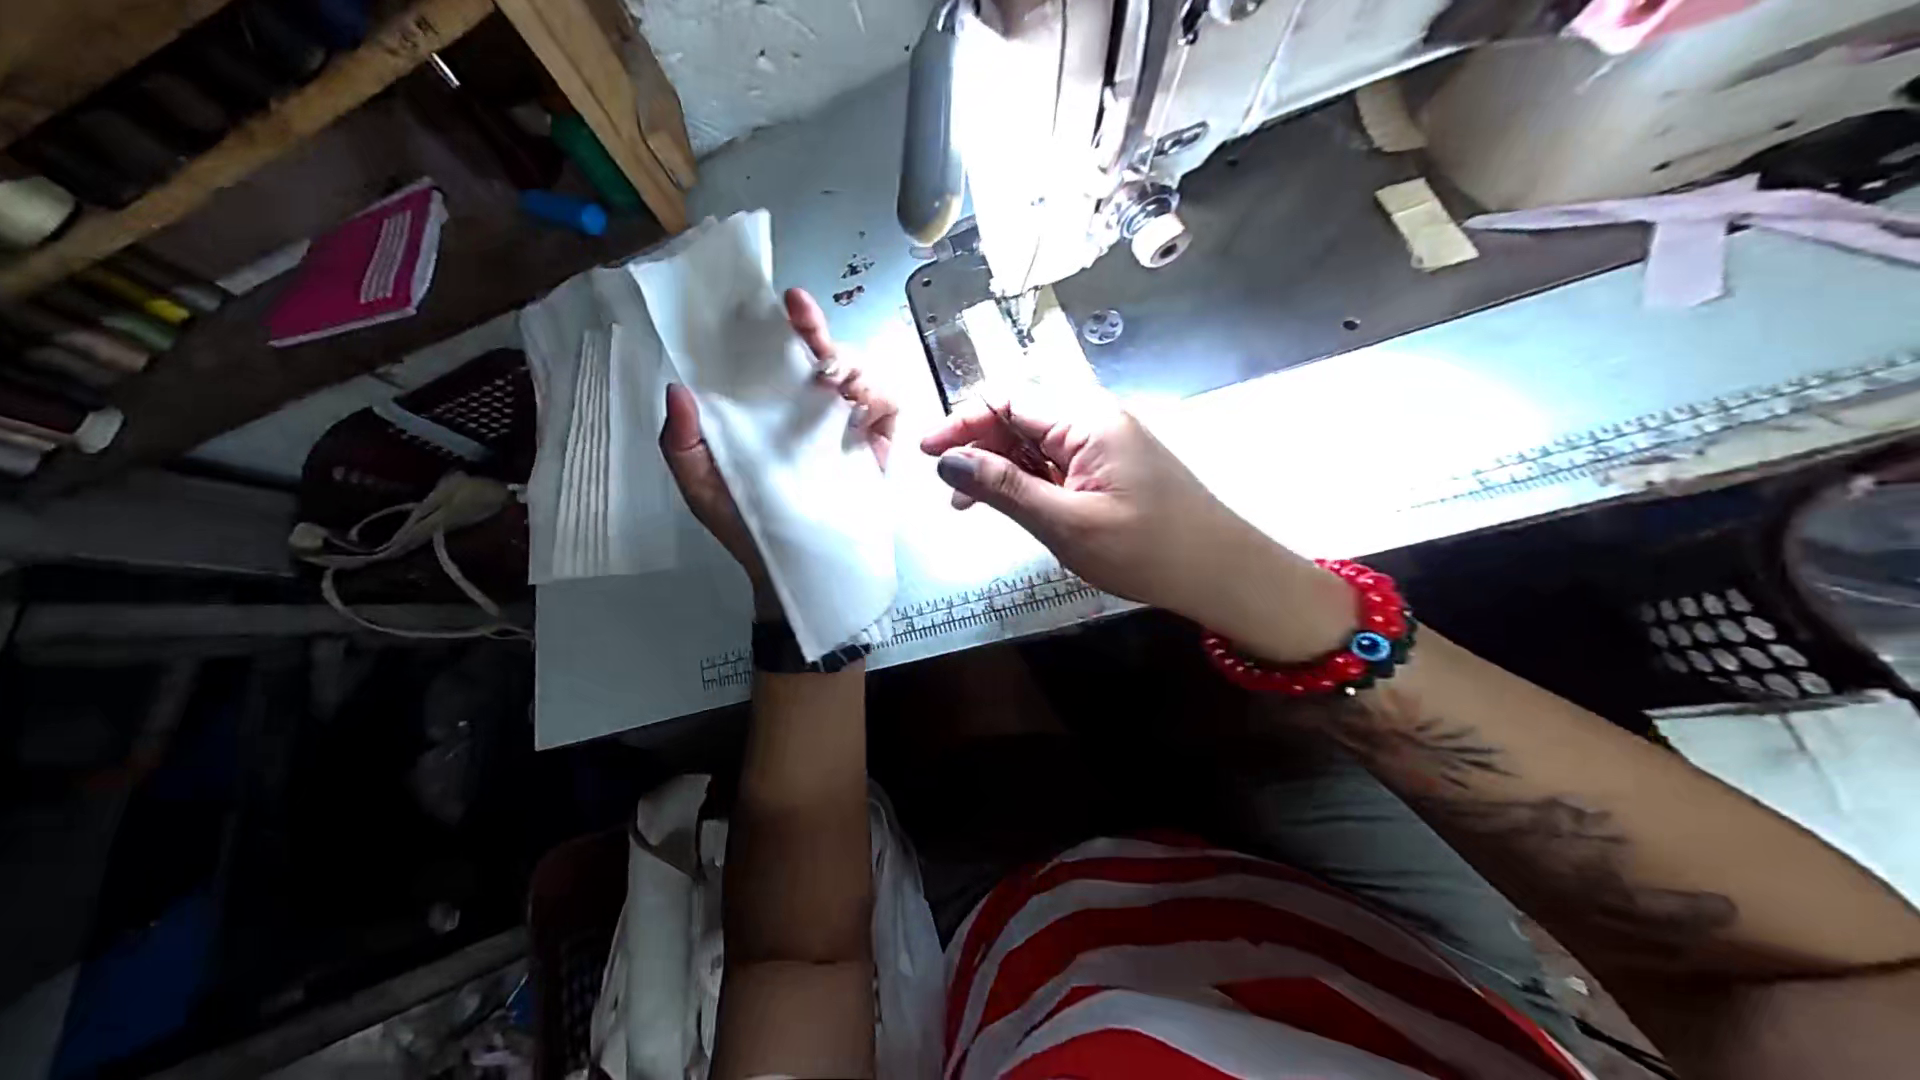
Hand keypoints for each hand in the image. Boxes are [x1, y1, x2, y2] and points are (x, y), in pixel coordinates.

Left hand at [661, 287, 897, 617]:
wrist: (793, 570)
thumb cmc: (745, 527)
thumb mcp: (701, 488)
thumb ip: (683, 443)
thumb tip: (677, 388)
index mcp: (768, 409)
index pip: (777, 356)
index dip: (783, 326)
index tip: (783, 303)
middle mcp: (808, 409)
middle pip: (823, 353)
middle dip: (819, 331)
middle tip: (807, 326)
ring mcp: (846, 426)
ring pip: (860, 372)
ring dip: (853, 364)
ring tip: (838, 382)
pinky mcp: (877, 445)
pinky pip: (889, 406)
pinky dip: (882, 396)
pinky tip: (864, 408)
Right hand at [919, 392, 1352, 661]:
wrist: (1223, 574)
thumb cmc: (1147, 550)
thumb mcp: (1065, 523)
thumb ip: (1004, 487)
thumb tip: (949, 459)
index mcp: (1087, 422)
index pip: (1009, 403)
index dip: (963, 422)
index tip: (927, 452)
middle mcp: (1095, 422)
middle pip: (1020, 421)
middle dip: (979, 449)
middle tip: (948, 490)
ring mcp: (1106, 447)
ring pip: (1036, 446)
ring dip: (1000, 470)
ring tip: (968, 505)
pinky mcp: (1112, 471)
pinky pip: (1058, 466)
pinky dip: (1029, 483)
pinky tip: (1012, 505)